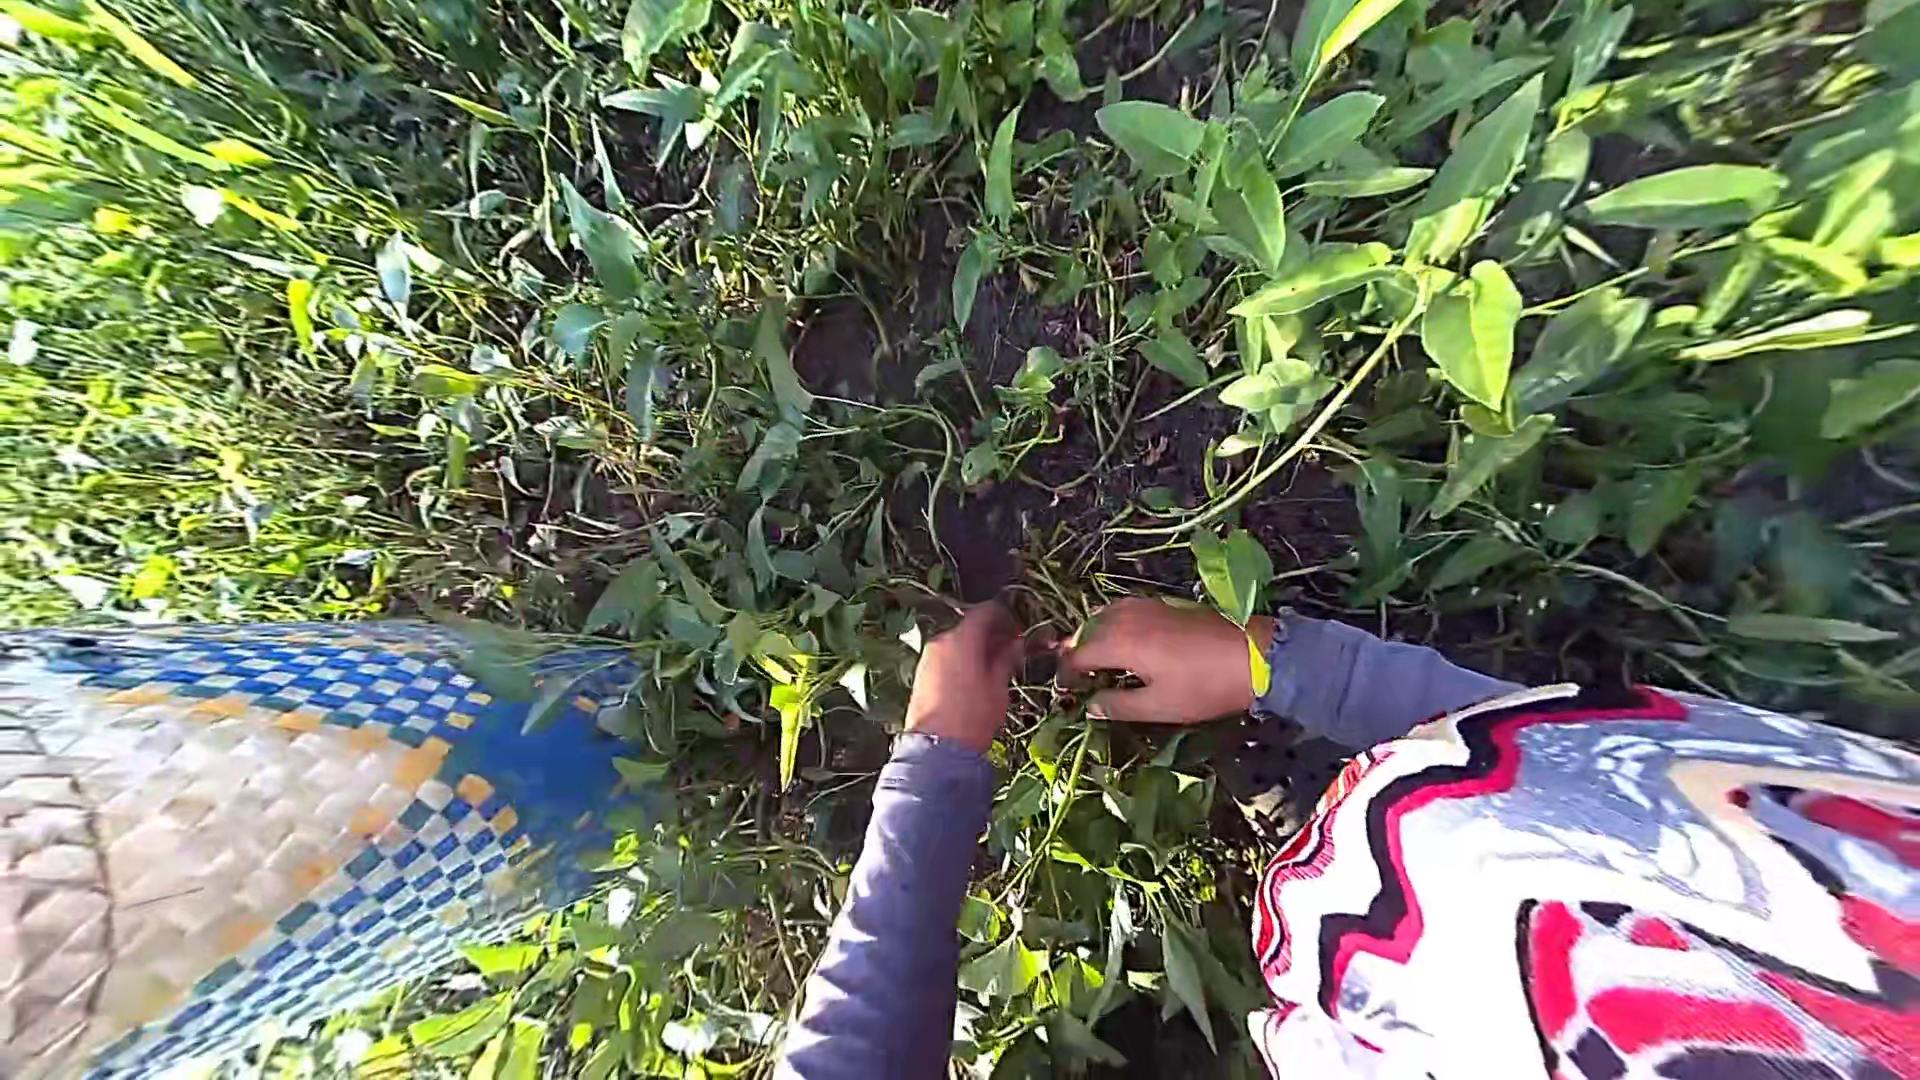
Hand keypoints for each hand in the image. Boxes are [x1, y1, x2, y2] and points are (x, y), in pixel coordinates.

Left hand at [904, 601, 1030, 751]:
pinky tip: (975, 674)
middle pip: (969, 626)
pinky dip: (961, 658)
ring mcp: (928, 657)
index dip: (1004, 616)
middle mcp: (941, 641)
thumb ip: (1006, 658)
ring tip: (995, 663)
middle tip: (1011, 646)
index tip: (1018, 627)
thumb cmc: (972, 718)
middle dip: (991, 632)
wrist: (936, 751)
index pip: (985, 612)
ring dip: (976, 646)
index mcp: (962, 639)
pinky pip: (946, 656)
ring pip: (957, 642)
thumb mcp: (998, 687)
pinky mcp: (921, 673)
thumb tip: (1015, 643)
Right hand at [1059, 597, 1274, 724]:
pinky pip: (1121, 608)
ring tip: (1096, 658)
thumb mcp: (1159, 706)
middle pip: (1085, 630)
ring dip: (1092, 635)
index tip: (1068, 691)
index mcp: (1118, 642)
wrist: (1252, 654)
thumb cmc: (1203, 686)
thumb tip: (1090, 706)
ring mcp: (1143, 606)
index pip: (1077, 655)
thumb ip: (1118, 706)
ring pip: (1102, 615)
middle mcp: (1124, 618)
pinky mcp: (1160, 603)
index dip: (1068, 674)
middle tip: (1079, 677)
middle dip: (1076, 652)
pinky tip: (1123, 638)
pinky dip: (1111, 622)